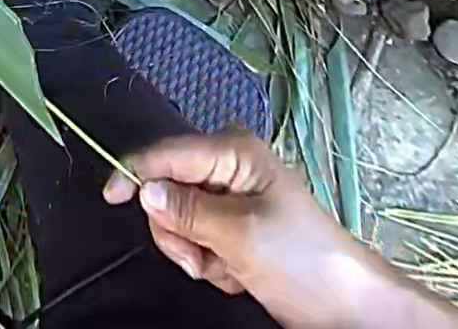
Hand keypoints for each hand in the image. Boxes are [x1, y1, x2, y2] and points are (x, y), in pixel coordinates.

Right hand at [103, 132, 457, 328]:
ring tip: (228, 269)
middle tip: (201, 262)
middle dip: (178, 230)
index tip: (108, 197)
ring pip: (179, 216)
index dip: (136, 171)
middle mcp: (228, 164)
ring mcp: (230, 193)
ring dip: (195, 251)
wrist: (348, 306)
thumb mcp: (242, 235)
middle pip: (170, 187)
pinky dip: (210, 260)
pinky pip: (198, 236)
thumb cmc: (300, 259)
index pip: (170, 153)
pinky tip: (238, 271)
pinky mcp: (233, 221)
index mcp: (233, 151)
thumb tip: (144, 189)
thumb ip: (189, 210)